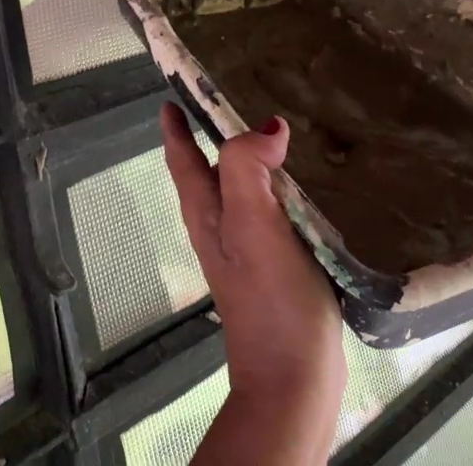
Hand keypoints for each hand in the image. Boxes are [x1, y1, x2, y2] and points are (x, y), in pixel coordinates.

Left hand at [161, 104, 344, 463]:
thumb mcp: (253, 223)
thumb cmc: (269, 297)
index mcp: (206, 212)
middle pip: (208, 170)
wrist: (293, 377)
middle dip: (212, 135)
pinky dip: (275, 189)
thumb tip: (267, 127)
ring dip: (246, 160)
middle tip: (231, 100)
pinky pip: (267, 212)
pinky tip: (299, 189)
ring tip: (270, 135)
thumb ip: (249, 169)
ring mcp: (245, 248)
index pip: (182, 157)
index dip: (176, 125)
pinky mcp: (273, 266)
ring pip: (238, 190)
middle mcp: (219, 225)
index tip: (173, 95)